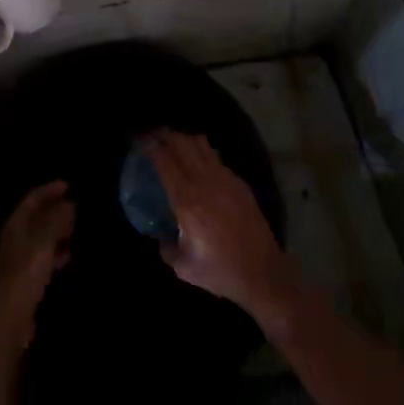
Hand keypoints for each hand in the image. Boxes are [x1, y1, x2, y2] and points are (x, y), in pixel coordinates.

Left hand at [0, 180, 75, 347]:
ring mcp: (18, 259)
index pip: (32, 200)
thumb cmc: (26, 272)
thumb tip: (70, 204)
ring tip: (75, 230)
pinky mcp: (25, 278)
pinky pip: (43, 256)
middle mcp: (14, 239)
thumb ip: (58, 219)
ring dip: (58, 232)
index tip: (68, 185)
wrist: (10, 318)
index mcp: (14, 226)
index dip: (49, 190)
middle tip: (76, 208)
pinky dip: (56, 251)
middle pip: (36, 218)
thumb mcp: (45, 240)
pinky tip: (68, 256)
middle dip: (56, 211)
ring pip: (41, 237)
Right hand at [144, 130, 295, 322]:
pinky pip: (216, 157)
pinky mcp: (238, 182)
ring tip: (173, 139)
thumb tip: (160, 236)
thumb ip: (166, 248)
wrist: (261, 270)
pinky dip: (202, 151)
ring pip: (201, 145)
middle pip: (183, 144)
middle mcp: (205, 182)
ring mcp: (225, 178)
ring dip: (184, 138)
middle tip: (154, 133)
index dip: (152, 146)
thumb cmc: (220, 271)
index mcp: (187, 201)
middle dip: (166, 134)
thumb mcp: (184, 267)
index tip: (142, 138)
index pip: (166, 163)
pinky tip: (198, 159)